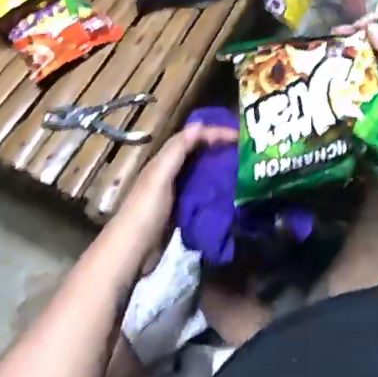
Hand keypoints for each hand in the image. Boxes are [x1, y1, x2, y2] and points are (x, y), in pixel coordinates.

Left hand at [110, 122, 238, 243]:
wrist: (132, 252)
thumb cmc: (146, 211)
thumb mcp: (160, 176)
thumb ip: (177, 150)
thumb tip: (199, 125)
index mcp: (163, 161)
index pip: (192, 137)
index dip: (215, 133)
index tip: (240, 136)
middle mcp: (168, 173)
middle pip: (197, 152)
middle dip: (219, 147)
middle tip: (245, 149)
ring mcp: (174, 193)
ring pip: (200, 172)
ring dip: (219, 167)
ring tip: (242, 168)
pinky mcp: (180, 211)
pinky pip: (201, 192)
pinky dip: (215, 188)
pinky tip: (229, 192)